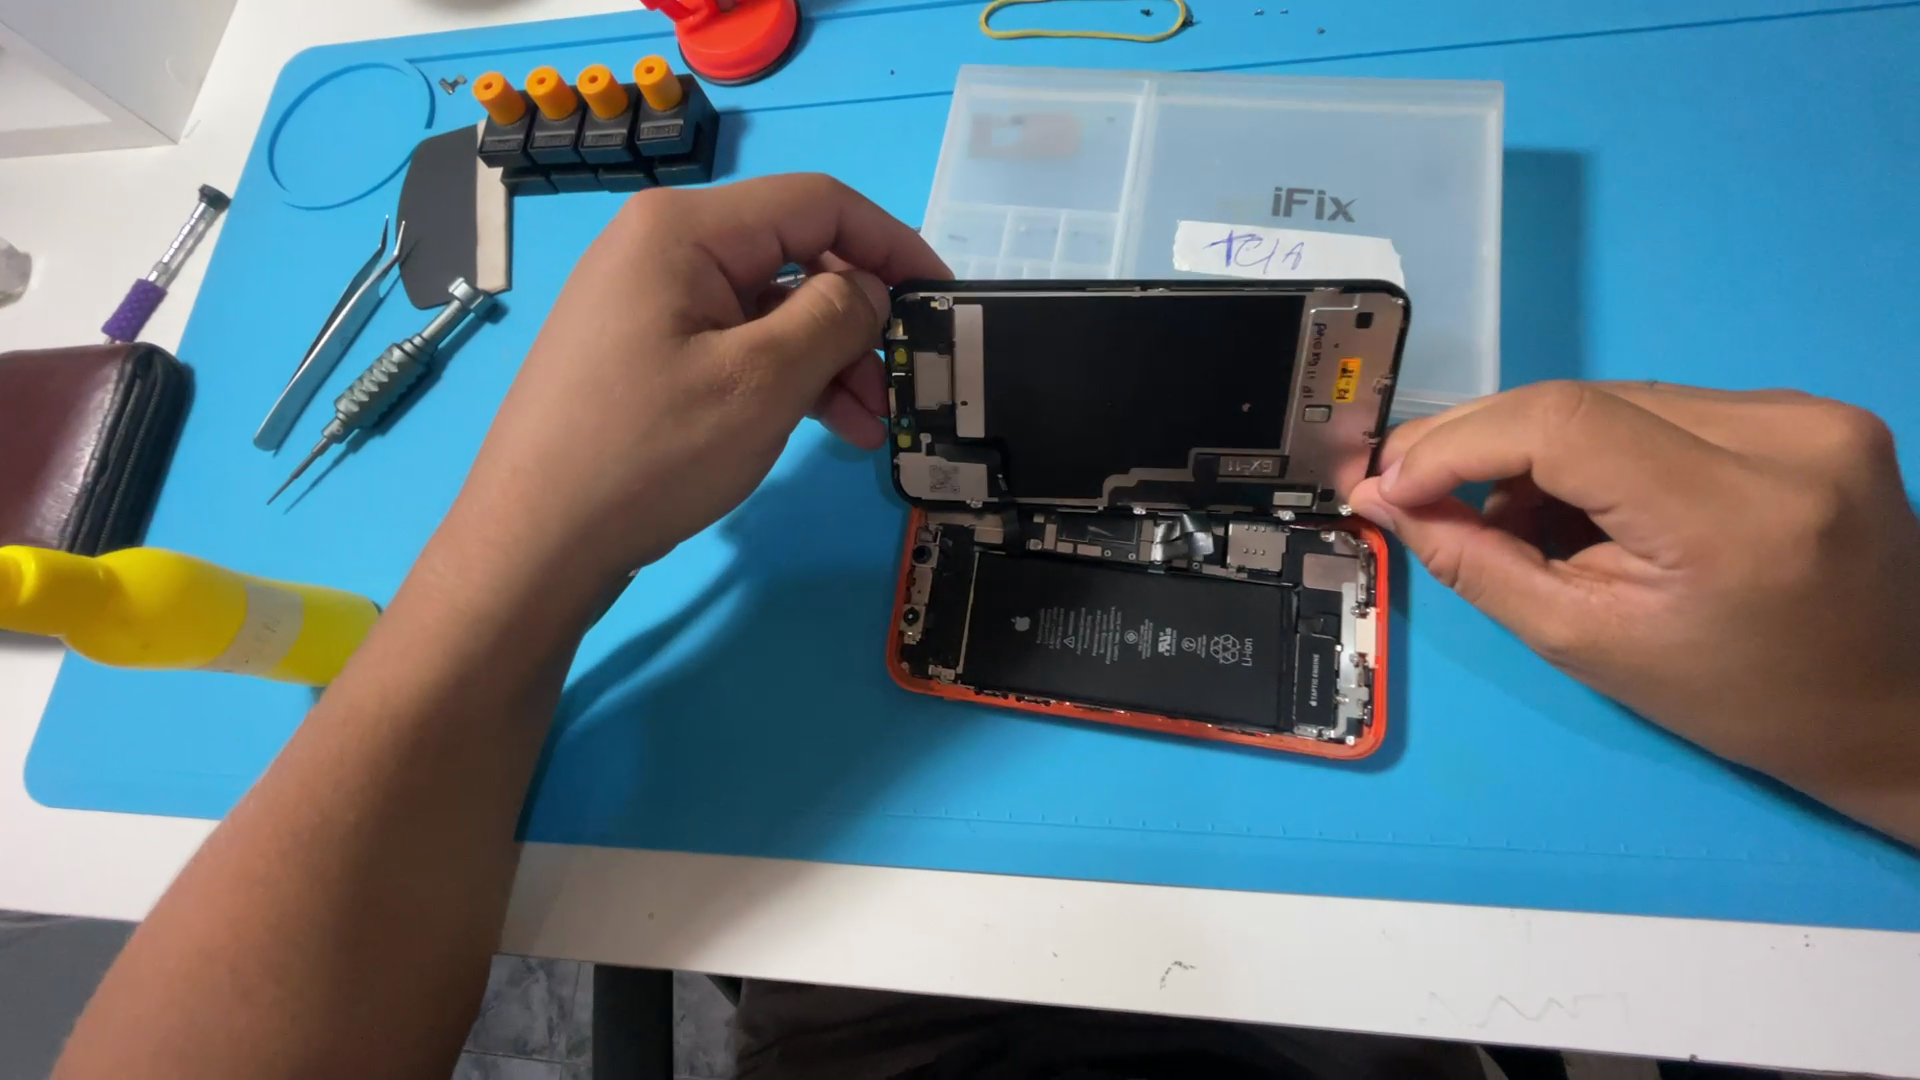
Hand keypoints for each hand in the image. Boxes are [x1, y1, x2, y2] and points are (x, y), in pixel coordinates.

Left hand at [447, 174, 947, 592]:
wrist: (538, 540)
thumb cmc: (651, 452)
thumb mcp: (761, 382)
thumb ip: (833, 319)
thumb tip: (871, 289)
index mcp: (688, 230)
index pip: (818, 204)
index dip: (892, 244)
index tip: (942, 295)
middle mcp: (669, 251)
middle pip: (797, 262)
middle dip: (860, 324)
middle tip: (901, 387)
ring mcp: (658, 305)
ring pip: (775, 314)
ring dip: (832, 363)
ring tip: (869, 427)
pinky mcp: (655, 354)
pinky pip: (742, 349)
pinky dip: (791, 382)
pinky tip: (827, 426)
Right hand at [1347, 381, 1919, 844]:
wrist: (1887, 705)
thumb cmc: (1723, 693)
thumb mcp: (1572, 636)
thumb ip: (1467, 559)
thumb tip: (1379, 496)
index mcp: (1733, 510)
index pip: (1559, 424)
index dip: (1453, 444)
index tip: (1390, 485)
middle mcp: (1781, 433)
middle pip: (1569, 399)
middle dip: (1466, 441)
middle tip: (1406, 487)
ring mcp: (1799, 413)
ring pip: (1595, 399)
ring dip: (1518, 450)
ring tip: (1504, 518)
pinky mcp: (1793, 412)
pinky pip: (1638, 408)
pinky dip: (1573, 450)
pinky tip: (1569, 502)